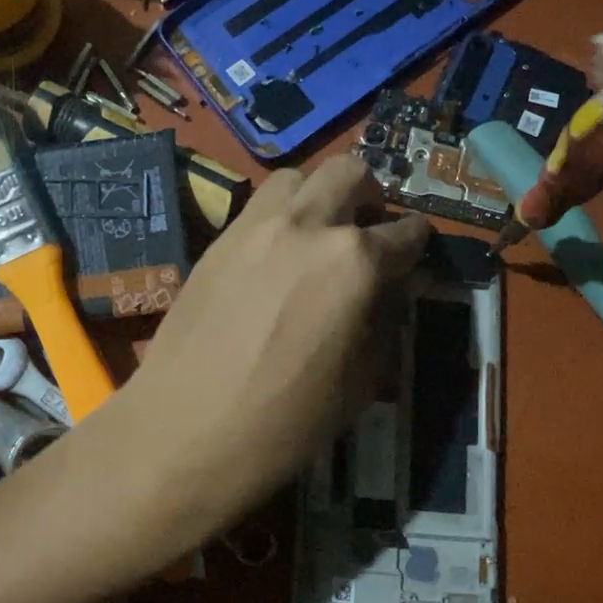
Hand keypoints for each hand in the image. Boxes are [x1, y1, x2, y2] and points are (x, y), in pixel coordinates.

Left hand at [121, 156, 431, 530]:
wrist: (184, 429)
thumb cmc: (285, 421)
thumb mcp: (360, 383)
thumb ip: (384, 322)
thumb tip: (392, 290)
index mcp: (355, 260)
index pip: (406, 233)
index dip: (418, 244)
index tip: (415, 256)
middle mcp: (308, 225)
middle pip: (351, 173)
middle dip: (370, 195)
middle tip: (367, 231)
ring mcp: (256, 226)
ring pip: (298, 178)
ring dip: (318, 196)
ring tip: (317, 237)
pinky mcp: (217, 239)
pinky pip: (259, 206)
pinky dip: (280, 217)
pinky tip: (275, 259)